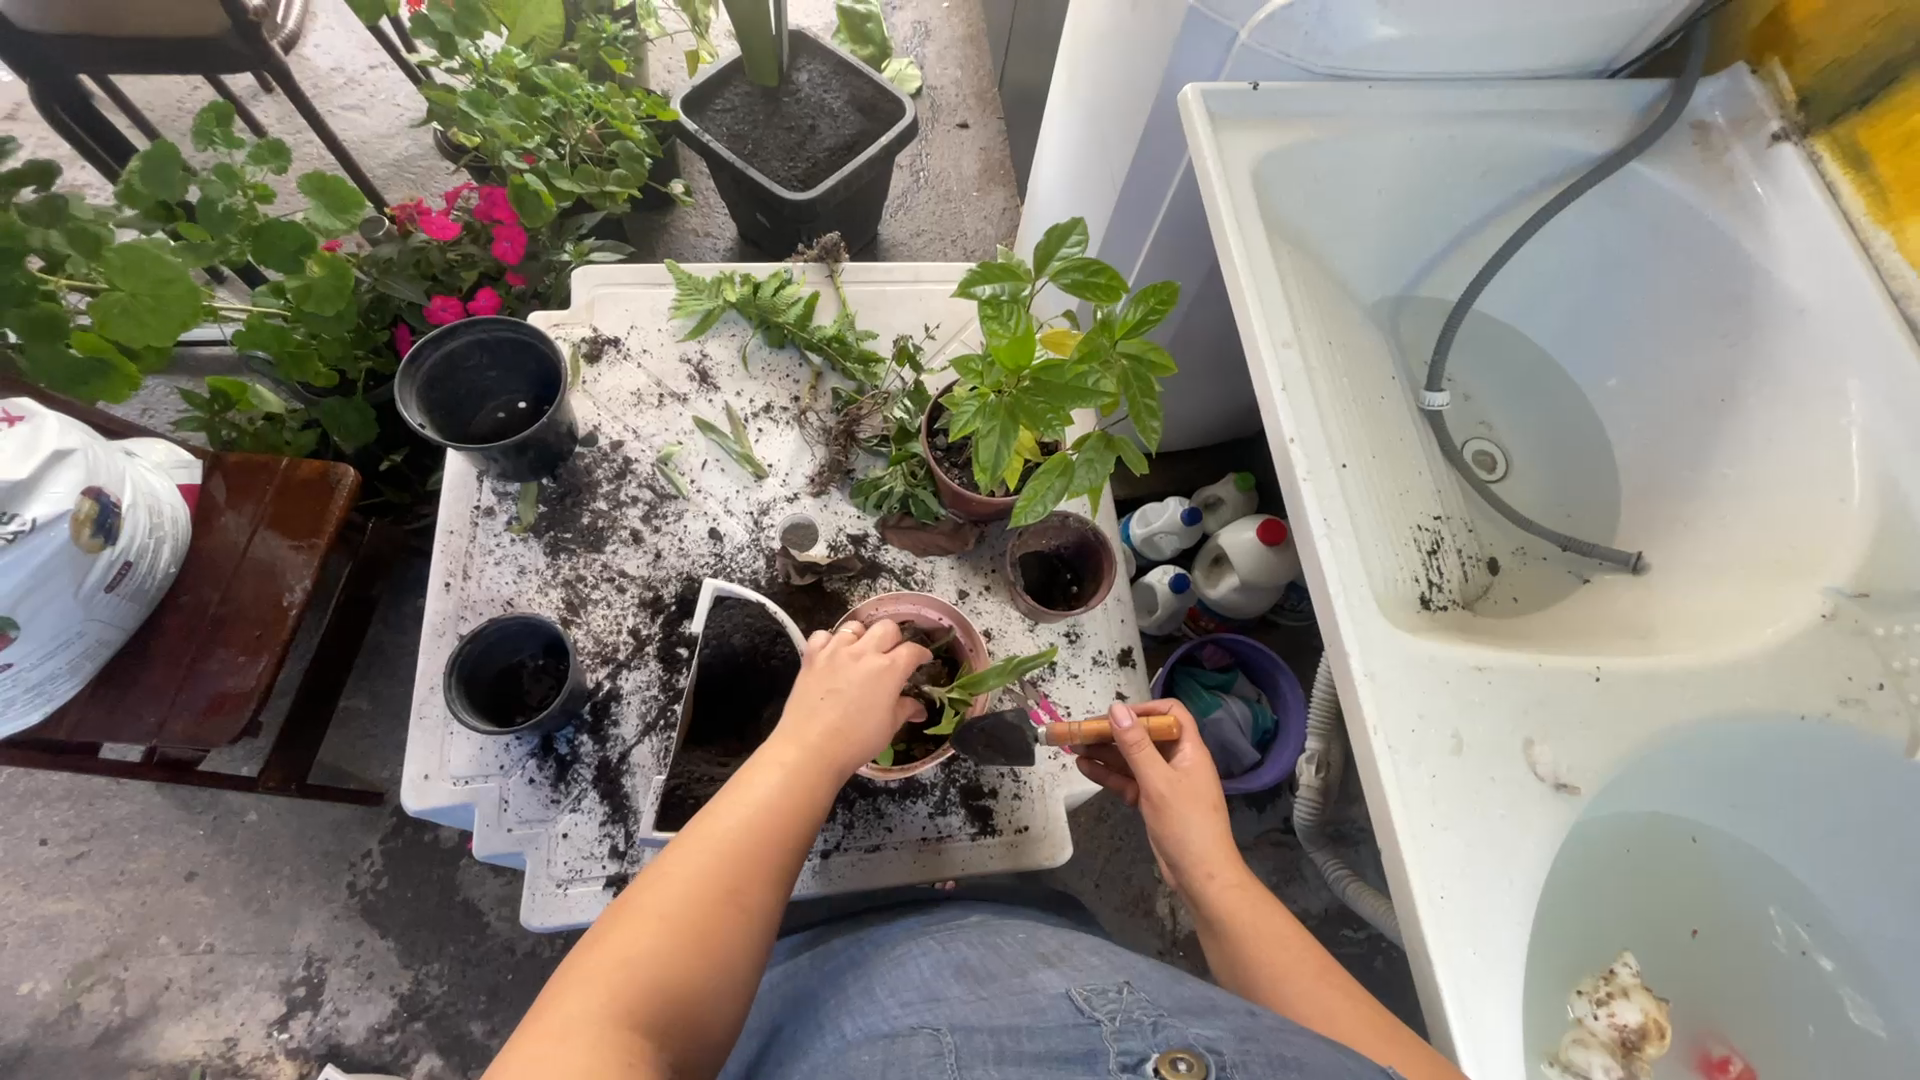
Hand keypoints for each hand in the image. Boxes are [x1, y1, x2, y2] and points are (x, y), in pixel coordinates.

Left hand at [771, 618, 931, 779]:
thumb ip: (905, 710)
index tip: (922, 659)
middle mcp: (864, 653)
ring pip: (855, 626)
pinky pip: (823, 636)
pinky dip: (830, 641)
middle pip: (886, 628)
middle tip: (893, 654)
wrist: (809, 748)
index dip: (921, 653)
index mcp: (889, 669)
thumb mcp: (888, 728)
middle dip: (895, 638)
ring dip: (863, 636)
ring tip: (861, 651)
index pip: (912, 650)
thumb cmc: (856, 741)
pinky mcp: (812, 657)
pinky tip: (832, 654)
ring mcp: (835, 652)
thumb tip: (919, 709)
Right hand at [1075, 700, 1247, 896]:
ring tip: (1074, 746)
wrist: (1201, 876)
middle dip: (1114, 732)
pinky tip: (1084, 767)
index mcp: (1189, 750)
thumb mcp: (1157, 781)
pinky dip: (1108, 774)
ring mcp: (1164, 783)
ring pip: (1132, 760)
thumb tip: (1116, 708)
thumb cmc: (1185, 823)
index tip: (1116, 715)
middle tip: (1082, 730)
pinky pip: (1128, 781)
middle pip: (1144, 737)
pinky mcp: (1153, 802)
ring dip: (1105, 753)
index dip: (1144, 709)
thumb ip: (1135, 745)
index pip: (1171, 714)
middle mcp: (1177, 762)